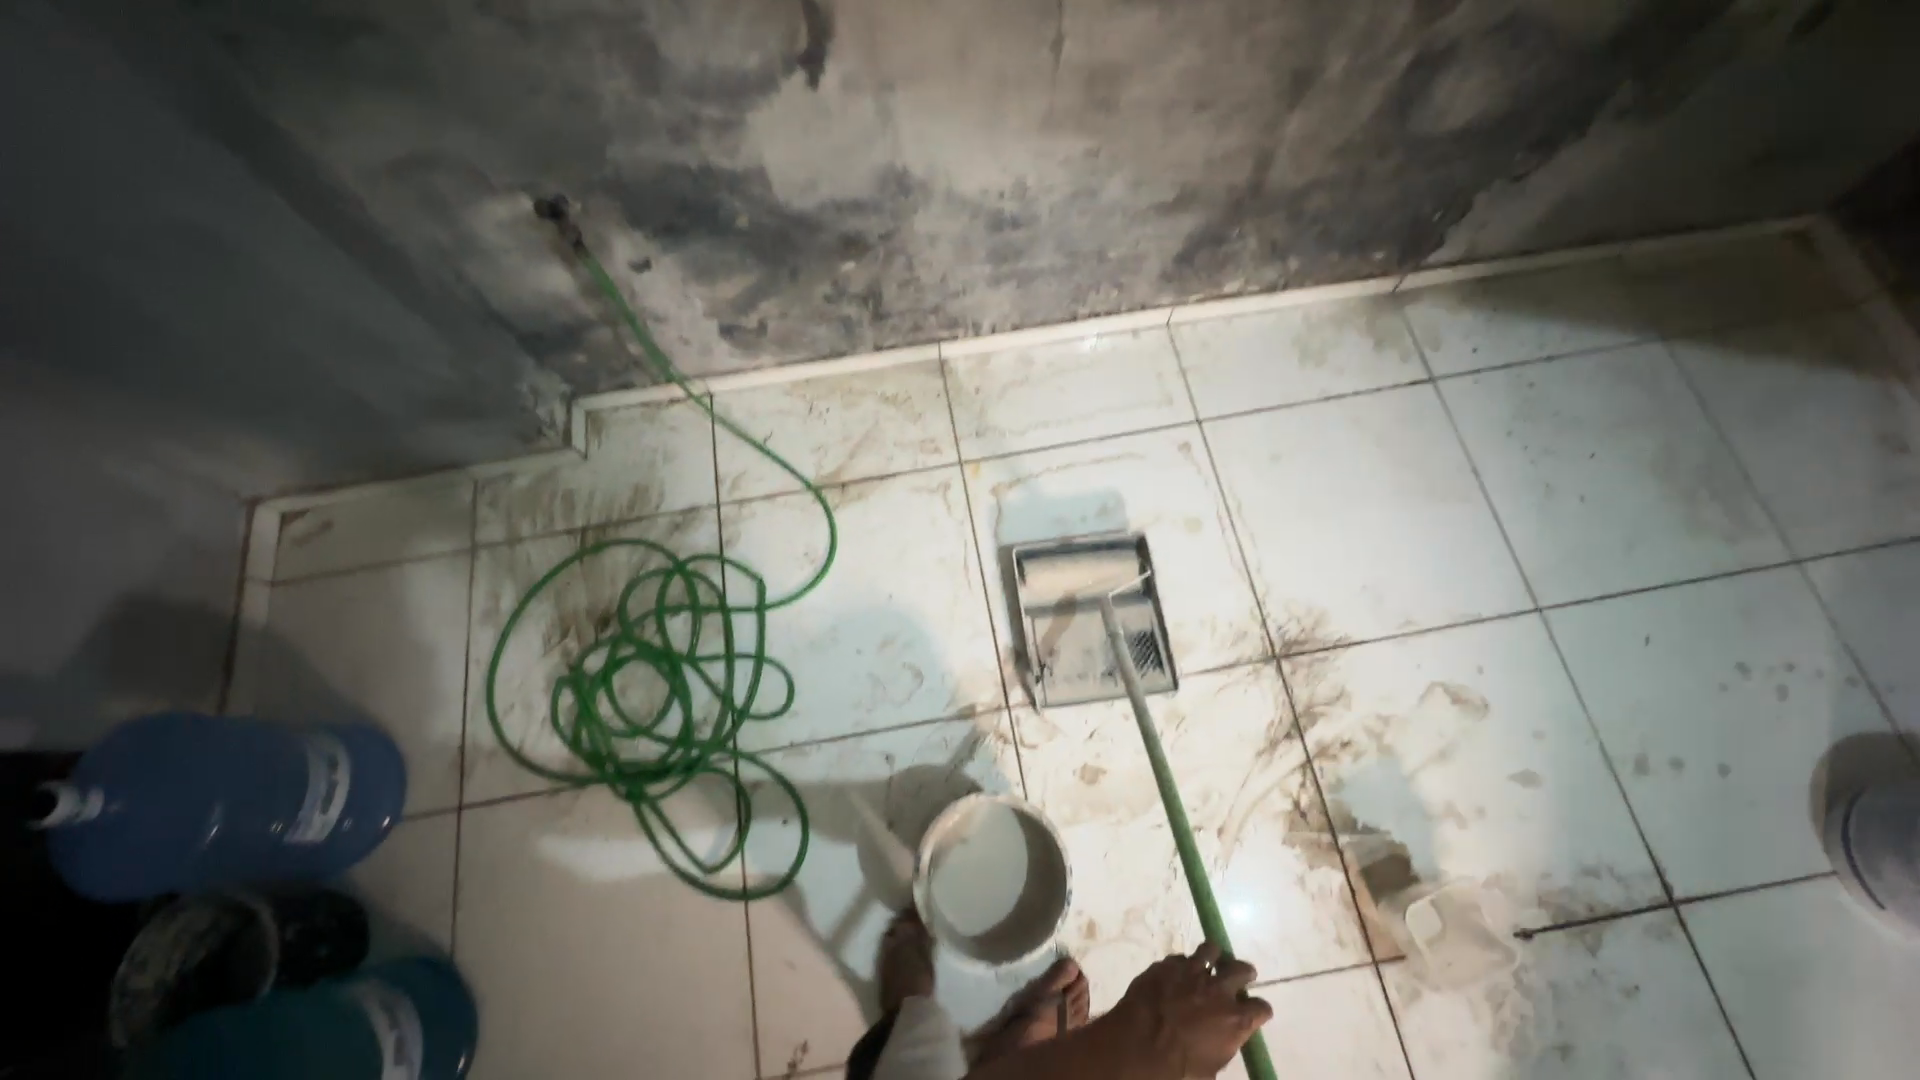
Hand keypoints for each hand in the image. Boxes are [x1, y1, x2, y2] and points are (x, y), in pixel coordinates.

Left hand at [1107, 943, 1272, 1078]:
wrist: (1141, 1045)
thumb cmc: (1180, 1068)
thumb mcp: (1212, 1068)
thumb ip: (1223, 1045)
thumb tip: (1222, 1039)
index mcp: (1235, 1020)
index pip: (1261, 1008)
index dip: (1259, 1010)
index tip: (1256, 1011)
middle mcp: (1218, 990)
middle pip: (1241, 969)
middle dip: (1244, 972)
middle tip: (1241, 975)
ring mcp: (1191, 972)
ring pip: (1210, 950)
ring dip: (1213, 957)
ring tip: (1210, 962)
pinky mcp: (1167, 965)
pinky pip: (1180, 958)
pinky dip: (1182, 966)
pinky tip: (1177, 974)